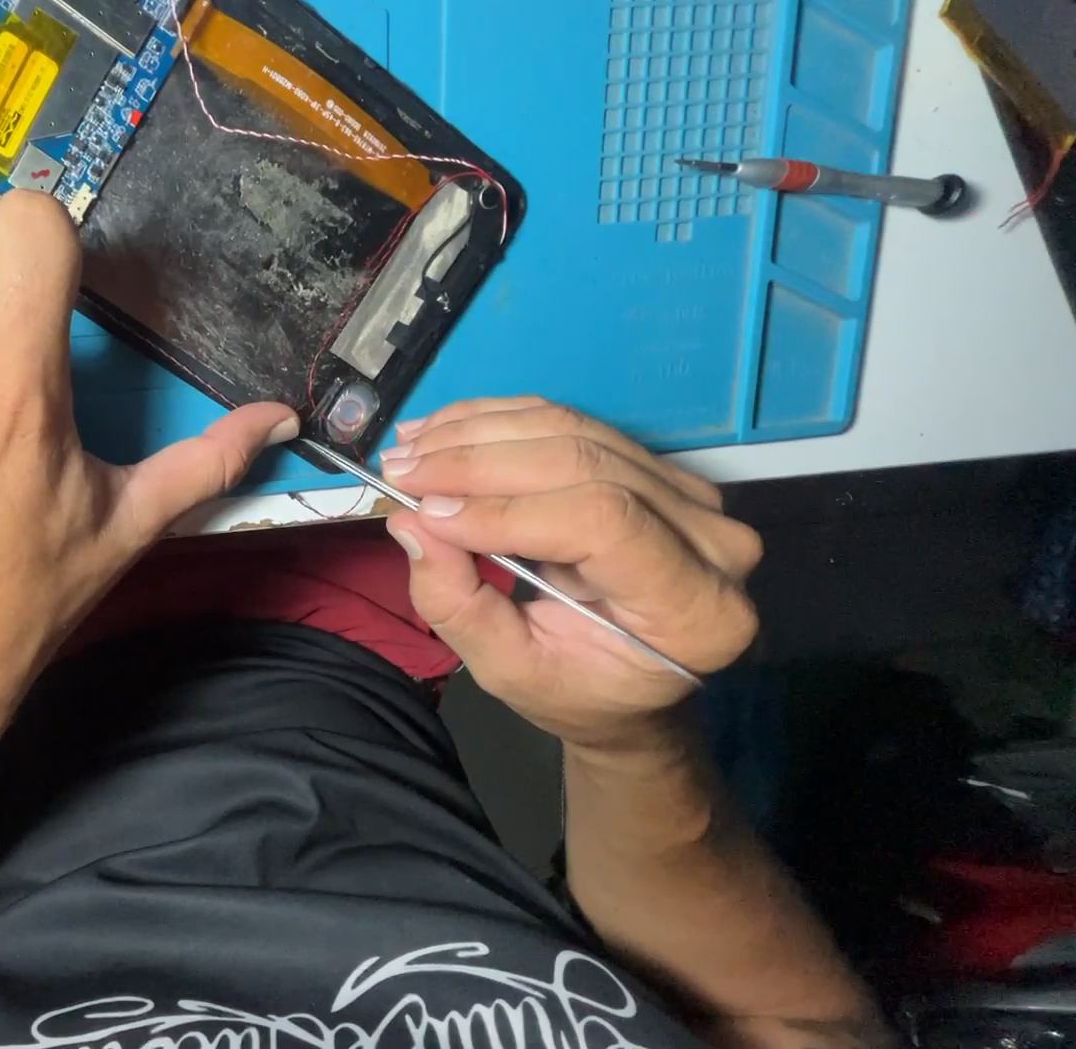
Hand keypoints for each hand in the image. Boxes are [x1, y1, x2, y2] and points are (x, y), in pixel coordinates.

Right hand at [380, 397, 761, 748]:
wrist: (626, 679)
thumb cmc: (573, 688)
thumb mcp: (506, 670)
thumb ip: (458, 605)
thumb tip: (410, 523)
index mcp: (691, 609)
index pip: (601, 522)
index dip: (505, 511)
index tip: (425, 514)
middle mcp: (710, 539)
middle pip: (583, 461)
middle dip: (475, 461)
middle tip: (398, 471)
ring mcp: (686, 494)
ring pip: (570, 430)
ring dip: (475, 431)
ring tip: (408, 447)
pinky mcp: (651, 467)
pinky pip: (568, 421)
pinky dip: (493, 420)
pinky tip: (440, 430)